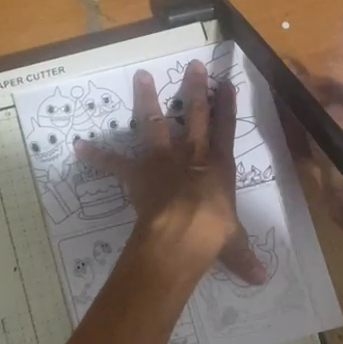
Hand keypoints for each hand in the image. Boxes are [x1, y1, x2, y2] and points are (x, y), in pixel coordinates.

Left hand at [74, 59, 266, 283]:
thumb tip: (261, 279)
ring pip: (156, 123)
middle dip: (195, 89)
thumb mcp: (234, 243)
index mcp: (220, 166)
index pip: (226, 129)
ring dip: (148, 100)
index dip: (227, 106)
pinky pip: (115, 164)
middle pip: (195, 115)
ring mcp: (163, 160)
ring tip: (141, 76)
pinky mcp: (138, 173)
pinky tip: (80, 147)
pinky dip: (97, 156)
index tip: (226, 83)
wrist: (183, 232)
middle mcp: (192, 154)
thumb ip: (244, 257)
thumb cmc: (214, 232)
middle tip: (194, 64)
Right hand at [280, 62, 342, 249]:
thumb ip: (312, 100)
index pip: (326, 84)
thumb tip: (292, 75)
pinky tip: (279, 139)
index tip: (275, 79)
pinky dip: (295, 142)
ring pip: (310, 125)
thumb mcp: (333, 122)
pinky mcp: (329, 162)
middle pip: (317, 105)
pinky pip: (307, 146)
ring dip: (292, 123)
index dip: (303, 81)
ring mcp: (340, 142)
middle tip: (268, 99)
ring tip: (270, 117)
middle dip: (295, 103)